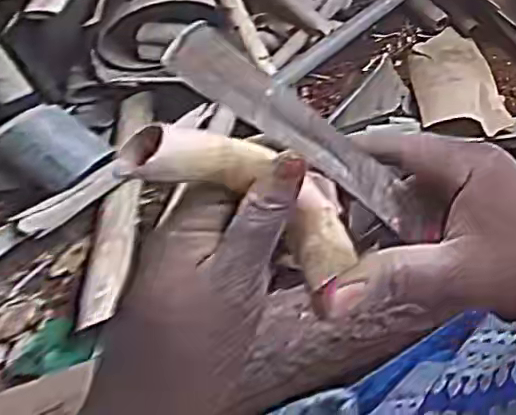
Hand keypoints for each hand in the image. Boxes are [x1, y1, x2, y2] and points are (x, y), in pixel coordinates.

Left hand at [84, 159, 306, 414]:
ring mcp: (201, 256)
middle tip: (329, 215)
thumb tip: (291, 157)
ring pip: (259, 218)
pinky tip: (304, 264)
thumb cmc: (189, 357)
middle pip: (252, 189)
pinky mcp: (214, 281)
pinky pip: (255, 246)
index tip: (321, 181)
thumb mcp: (236, 277)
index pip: (240, 164)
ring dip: (294, 225)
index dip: (283, 166)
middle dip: (294, 197)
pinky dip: (283, 250)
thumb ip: (263, 215)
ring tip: (323, 240)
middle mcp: (190, 230)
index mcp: (186, 220)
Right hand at [319, 133, 515, 324]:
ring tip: (353, 230)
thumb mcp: (454, 270)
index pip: (401, 145)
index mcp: (466, 161)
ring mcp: (475, 179)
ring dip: (388, 206)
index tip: (323, 165)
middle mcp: (469, 160)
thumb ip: (395, 276)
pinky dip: (409, 218)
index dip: (359, 153)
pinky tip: (392, 244)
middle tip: (332, 210)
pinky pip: (433, 200)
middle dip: (368, 186)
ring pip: (416, 184)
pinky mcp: (477, 199)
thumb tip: (336, 292)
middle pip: (405, 164)